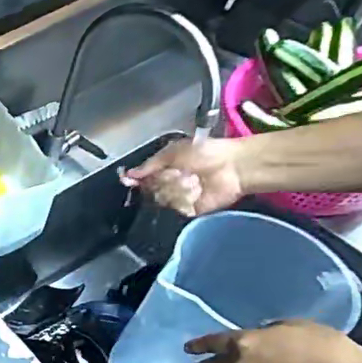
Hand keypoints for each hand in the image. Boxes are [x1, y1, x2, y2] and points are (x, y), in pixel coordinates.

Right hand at [120, 137, 247, 216]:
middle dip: (162, 181)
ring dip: (176, 188)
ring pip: (161, 199)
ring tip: (193, 180)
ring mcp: (179, 198)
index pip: (143, 178)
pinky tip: (195, 191)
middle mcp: (170, 184)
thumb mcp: (173, 152)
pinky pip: (174, 210)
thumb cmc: (206, 153)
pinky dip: (184, 199)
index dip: (136, 180)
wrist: (233, 167)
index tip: (128, 180)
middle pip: (150, 190)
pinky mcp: (189, 210)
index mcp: (166, 169)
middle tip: (177, 173)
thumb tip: (129, 175)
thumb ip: (149, 164)